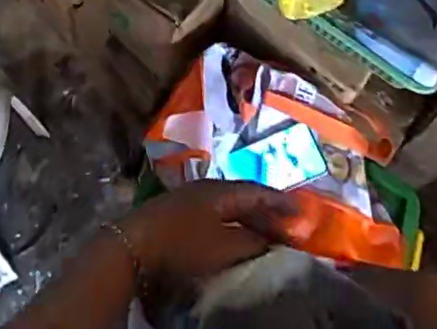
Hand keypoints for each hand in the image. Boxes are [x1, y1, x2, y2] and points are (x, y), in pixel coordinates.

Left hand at [117, 180, 298, 293]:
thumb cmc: (182, 243)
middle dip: (267, 210)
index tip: (301, 208)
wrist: (135, 244)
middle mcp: (205, 188)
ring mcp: (190, 199)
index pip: (255, 190)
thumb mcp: (223, 247)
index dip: (279, 199)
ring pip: (228, 206)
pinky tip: (237, 237)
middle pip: (242, 196)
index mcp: (218, 190)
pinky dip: (233, 224)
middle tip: (290, 226)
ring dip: (250, 218)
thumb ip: (251, 242)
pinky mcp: (179, 213)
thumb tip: (273, 239)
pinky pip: (216, 214)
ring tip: (269, 234)